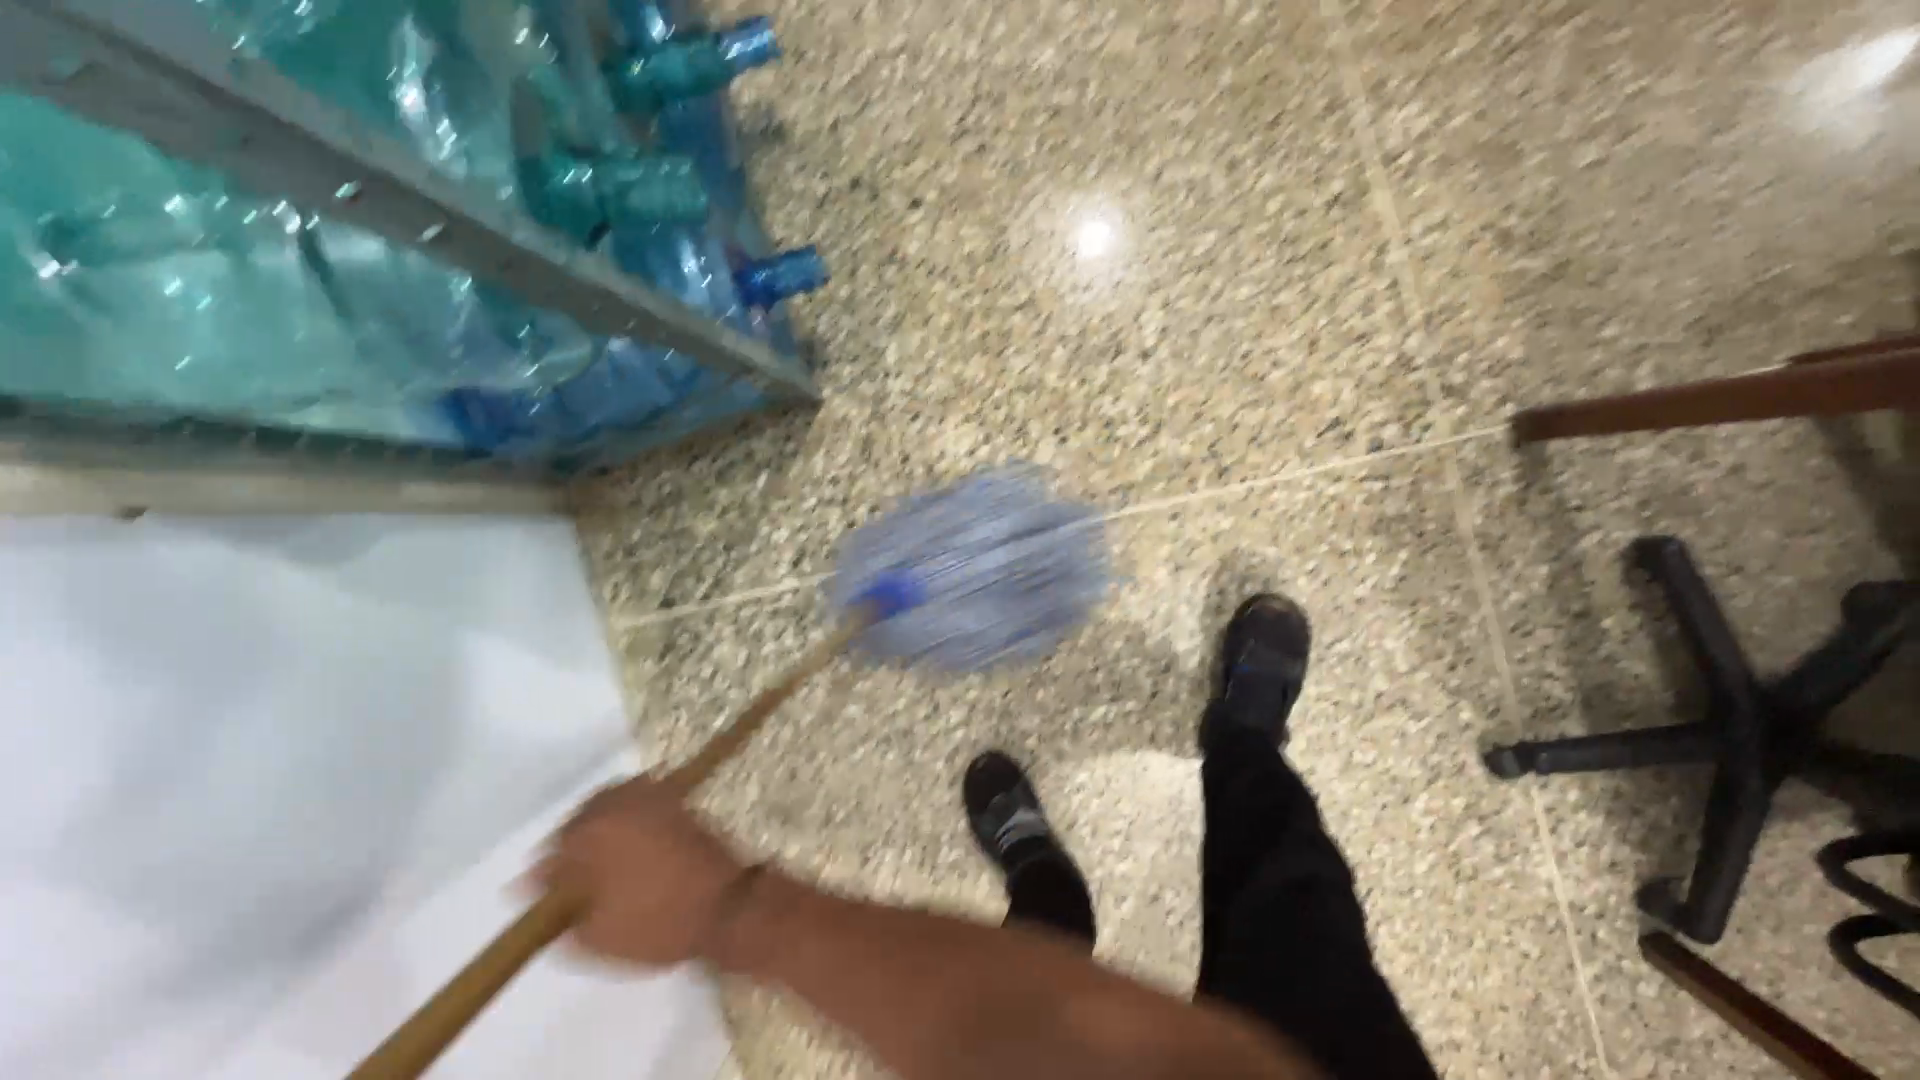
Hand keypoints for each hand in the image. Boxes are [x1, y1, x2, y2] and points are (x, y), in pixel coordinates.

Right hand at [537, 776, 751, 967]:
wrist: (727, 905)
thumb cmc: (656, 922)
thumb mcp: (592, 936)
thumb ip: (555, 913)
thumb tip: (532, 891)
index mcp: (592, 828)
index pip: (551, 850)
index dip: (547, 877)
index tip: (549, 900)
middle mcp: (620, 800)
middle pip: (581, 820)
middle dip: (574, 847)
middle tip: (577, 883)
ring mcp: (654, 795)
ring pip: (611, 808)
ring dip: (602, 831)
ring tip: (605, 869)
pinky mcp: (679, 801)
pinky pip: (640, 805)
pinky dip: (630, 824)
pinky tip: (633, 854)